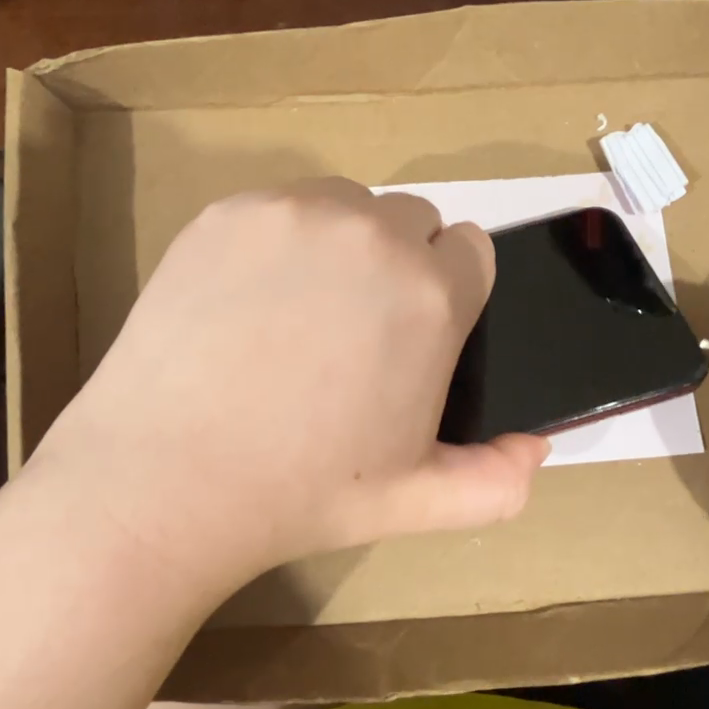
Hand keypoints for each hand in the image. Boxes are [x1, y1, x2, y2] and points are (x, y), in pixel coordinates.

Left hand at [24, 179, 548, 582]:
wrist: (169, 479)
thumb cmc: (303, 493)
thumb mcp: (418, 503)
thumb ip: (498, 480)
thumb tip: (539, 448)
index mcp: (432, 293)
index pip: (471, 249)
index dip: (449, 293)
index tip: (413, 336)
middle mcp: (371, 233)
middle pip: (411, 221)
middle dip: (398, 265)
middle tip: (352, 333)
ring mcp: (293, 214)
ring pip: (345, 205)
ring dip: (341, 245)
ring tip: (299, 315)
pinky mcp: (227, 213)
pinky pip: (277, 208)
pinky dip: (276, 242)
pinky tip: (244, 304)